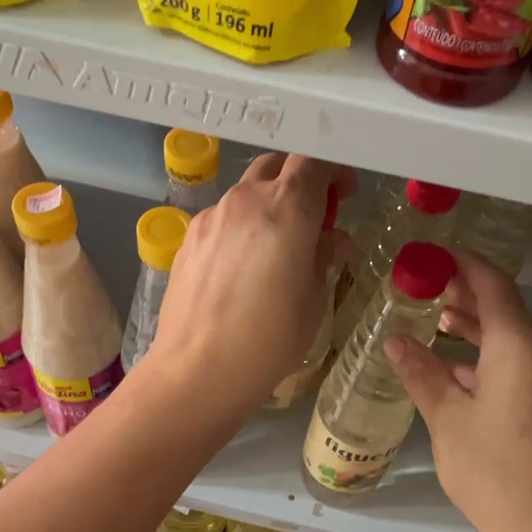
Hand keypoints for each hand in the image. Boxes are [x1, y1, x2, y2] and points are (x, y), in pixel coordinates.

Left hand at [147, 154, 354, 412]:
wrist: (198, 370)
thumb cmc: (268, 340)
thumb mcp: (312, 301)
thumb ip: (323, 258)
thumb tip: (331, 241)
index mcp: (288, 208)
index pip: (314, 161)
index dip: (334, 171)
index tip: (343, 193)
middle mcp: (246, 200)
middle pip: (276, 167)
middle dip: (299, 182)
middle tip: (313, 218)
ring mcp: (211, 218)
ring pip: (245, 193)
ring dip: (267, 206)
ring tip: (276, 249)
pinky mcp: (188, 240)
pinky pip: (222, 220)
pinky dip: (240, 229)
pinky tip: (242, 269)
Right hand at [385, 255, 531, 531]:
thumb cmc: (490, 468)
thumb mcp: (446, 418)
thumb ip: (422, 373)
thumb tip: (395, 341)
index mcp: (517, 348)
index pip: (494, 286)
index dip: (465, 265)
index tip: (434, 255)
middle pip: (505, 309)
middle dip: (467, 293)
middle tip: (427, 286)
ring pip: (509, 338)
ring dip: (474, 325)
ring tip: (435, 320)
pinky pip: (513, 364)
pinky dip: (483, 355)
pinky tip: (452, 370)